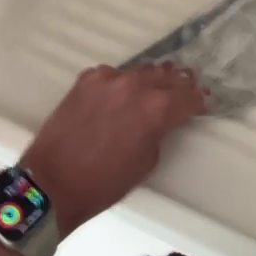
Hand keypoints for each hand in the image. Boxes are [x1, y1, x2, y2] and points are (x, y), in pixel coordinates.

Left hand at [18, 63, 206, 230]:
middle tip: (186, 86)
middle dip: (178, 83)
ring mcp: (109, 78)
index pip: (187, 96)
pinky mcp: (87, 79)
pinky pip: (112, 75)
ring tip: (156, 84)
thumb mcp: (146, 162)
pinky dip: (121, 83)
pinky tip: (120, 93)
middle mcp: (135, 86)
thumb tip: (162, 120)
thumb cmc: (104, 183)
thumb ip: (159, 132)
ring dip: (151, 79)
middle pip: (166, 77)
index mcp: (156, 109)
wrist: (52, 182)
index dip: (198, 99)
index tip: (203, 101)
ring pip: (139, 72)